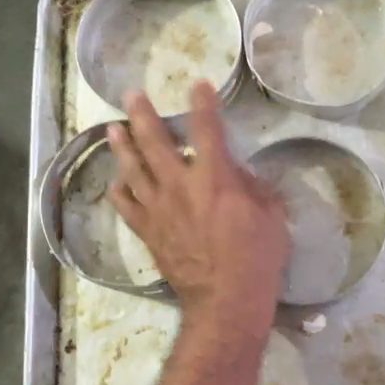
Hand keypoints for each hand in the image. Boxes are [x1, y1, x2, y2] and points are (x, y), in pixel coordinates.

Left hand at [107, 82, 287, 337]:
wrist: (226, 299)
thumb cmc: (257, 257)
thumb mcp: (271, 215)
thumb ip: (253, 187)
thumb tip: (238, 174)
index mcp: (215, 177)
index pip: (207, 129)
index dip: (203, 103)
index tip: (198, 84)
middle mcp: (180, 185)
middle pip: (155, 142)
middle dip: (143, 114)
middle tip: (133, 95)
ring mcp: (159, 209)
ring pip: (133, 169)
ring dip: (122, 145)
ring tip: (112, 128)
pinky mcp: (148, 231)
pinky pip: (126, 205)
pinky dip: (120, 189)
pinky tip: (118, 180)